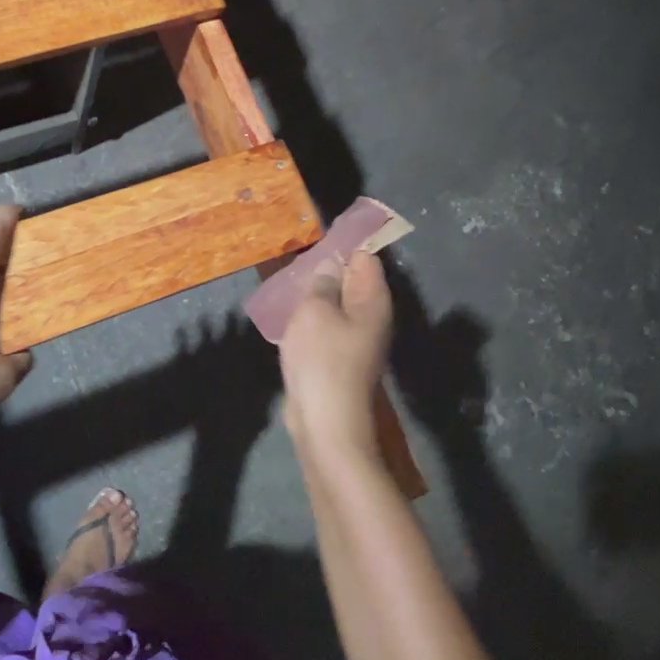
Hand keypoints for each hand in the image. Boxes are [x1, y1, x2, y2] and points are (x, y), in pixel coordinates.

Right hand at [279, 250, 392, 458]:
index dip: (343, 244)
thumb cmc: (322, 360)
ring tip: (287, 285)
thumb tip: (330, 266)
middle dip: (325, 269)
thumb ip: (322, 283)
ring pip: (335, 305)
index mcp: (372, 300)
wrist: (326, 423)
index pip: (365, 257)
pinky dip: (309, 320)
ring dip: (314, 296)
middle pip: (351, 281)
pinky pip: (325, 327)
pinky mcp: (339, 360)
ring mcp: (356, 341)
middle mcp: (370, 317)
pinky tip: (289, 318)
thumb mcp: (315, 311)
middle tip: (295, 260)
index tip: (316, 237)